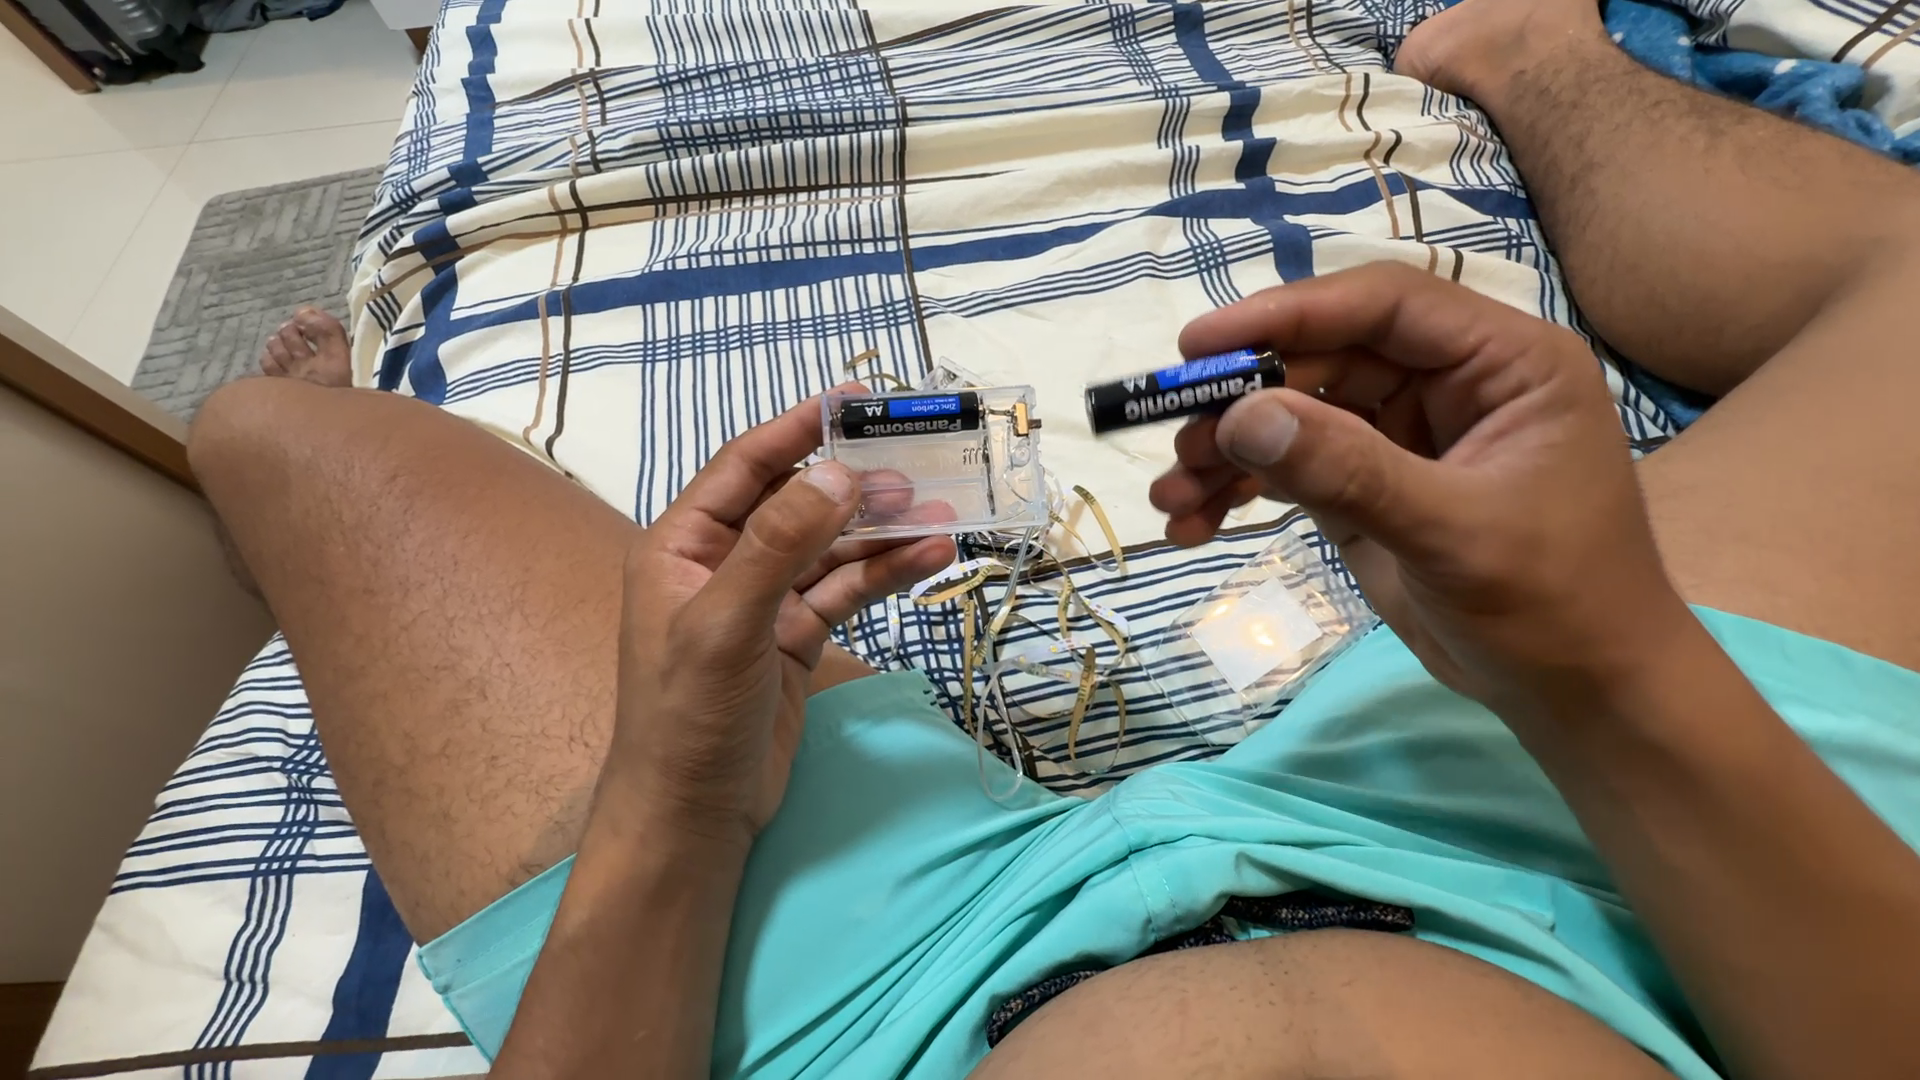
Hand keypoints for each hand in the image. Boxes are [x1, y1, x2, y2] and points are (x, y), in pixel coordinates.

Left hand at [606, 391, 954, 842]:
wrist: (695, 816)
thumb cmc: (690, 716)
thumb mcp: (725, 625)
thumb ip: (778, 546)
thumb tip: (838, 474)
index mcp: (683, 544)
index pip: (746, 466)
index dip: (798, 428)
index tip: (855, 402)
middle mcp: (724, 562)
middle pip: (798, 504)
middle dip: (855, 487)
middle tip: (918, 470)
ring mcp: (764, 601)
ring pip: (830, 549)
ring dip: (881, 532)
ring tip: (941, 515)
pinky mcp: (795, 636)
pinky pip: (845, 591)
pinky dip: (884, 575)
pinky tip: (929, 559)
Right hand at [1148, 263, 1689, 720]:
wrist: (1571, 691)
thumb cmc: (1549, 604)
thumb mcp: (1451, 533)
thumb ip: (1349, 471)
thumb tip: (1241, 418)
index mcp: (1497, 363)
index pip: (1380, 308)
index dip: (1285, 315)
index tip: (1197, 346)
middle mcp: (1440, 385)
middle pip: (1315, 365)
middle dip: (1238, 406)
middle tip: (1176, 446)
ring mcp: (1393, 437)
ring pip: (1287, 418)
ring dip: (1223, 456)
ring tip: (1172, 500)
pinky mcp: (1359, 485)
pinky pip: (1283, 470)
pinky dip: (1234, 493)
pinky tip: (1193, 524)